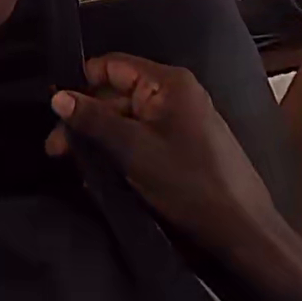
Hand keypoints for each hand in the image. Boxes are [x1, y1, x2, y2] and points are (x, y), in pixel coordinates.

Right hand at [46, 54, 275, 253]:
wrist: (245, 234)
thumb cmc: (189, 183)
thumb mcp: (133, 150)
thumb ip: (93, 120)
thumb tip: (57, 97)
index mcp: (168, 83)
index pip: (112, 66)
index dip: (81, 83)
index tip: (56, 109)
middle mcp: (174, 93)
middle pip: (116, 94)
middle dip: (85, 120)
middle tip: (56, 149)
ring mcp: (179, 120)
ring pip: (125, 120)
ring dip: (98, 140)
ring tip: (74, 166)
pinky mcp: (181, 145)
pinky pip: (140, 138)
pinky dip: (118, 152)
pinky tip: (99, 175)